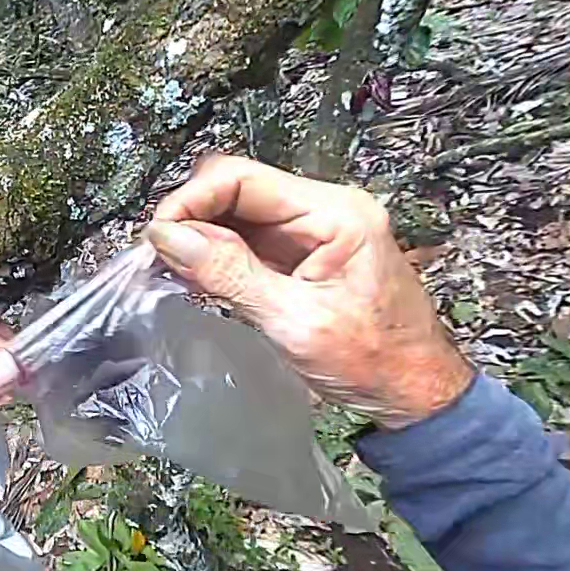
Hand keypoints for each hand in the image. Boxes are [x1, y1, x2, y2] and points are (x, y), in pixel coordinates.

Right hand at [145, 156, 471, 427]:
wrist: (412, 392)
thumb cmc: (374, 361)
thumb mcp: (294, 321)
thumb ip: (230, 273)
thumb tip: (171, 237)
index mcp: (335, 213)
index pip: (243, 178)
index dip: (191, 200)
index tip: (158, 235)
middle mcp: (322, 211)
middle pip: (235, 190)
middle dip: (191, 217)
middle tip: (160, 255)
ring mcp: (309, 233)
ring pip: (235, 215)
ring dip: (199, 238)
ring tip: (172, 269)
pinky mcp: (297, 256)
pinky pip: (244, 242)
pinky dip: (214, 256)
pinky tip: (196, 276)